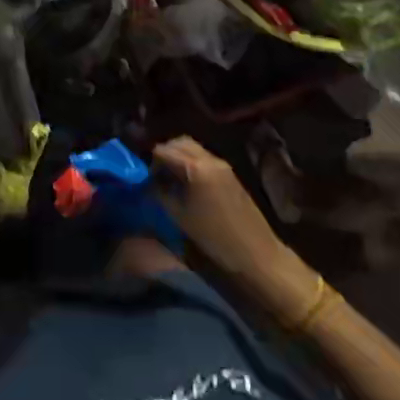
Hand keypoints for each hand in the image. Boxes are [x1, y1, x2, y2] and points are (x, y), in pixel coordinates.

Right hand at [153, 137, 317, 322]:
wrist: (256, 256)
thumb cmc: (214, 240)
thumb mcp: (178, 218)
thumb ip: (160, 194)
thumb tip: (147, 182)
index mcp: (196, 168)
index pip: (163, 150)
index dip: (149, 161)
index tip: (142, 178)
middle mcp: (210, 159)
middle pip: (180, 143)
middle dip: (164, 153)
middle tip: (153, 174)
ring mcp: (223, 166)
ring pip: (193, 149)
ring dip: (178, 157)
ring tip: (168, 180)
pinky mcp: (230, 175)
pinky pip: (205, 159)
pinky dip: (191, 163)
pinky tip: (186, 185)